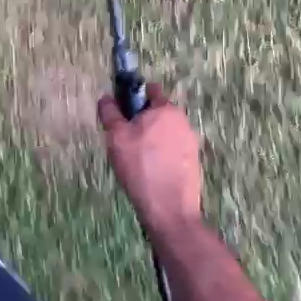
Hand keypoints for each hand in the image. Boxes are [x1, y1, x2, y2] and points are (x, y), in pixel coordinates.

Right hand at [98, 83, 202, 238]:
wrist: (170, 211)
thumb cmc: (140, 167)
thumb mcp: (116, 137)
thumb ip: (110, 113)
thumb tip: (106, 98)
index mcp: (166, 109)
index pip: (151, 90)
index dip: (134, 97)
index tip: (123, 113)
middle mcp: (183, 121)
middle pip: (158, 112)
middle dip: (143, 121)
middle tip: (126, 140)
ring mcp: (191, 143)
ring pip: (166, 132)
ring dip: (153, 138)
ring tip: (137, 159)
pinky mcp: (194, 163)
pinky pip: (173, 150)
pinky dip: (162, 155)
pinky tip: (151, 172)